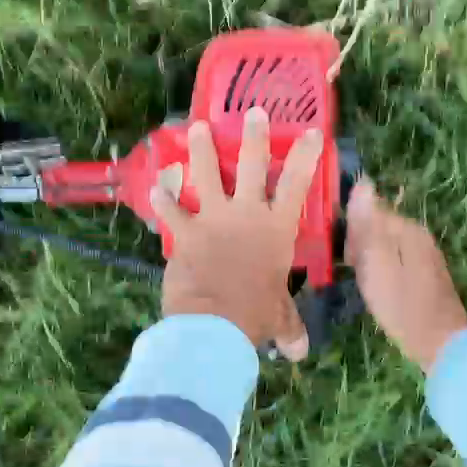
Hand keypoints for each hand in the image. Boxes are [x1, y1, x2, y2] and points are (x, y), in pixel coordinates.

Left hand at [150, 107, 324, 359]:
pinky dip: (163, 199)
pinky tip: (154, 187)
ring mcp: (214, 218)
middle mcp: (247, 214)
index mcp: (277, 229)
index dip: (305, 156)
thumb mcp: (278, 317)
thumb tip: (297, 353)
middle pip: (251, 165)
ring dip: (202, 149)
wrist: (213, 322)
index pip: (296, 184)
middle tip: (254, 113)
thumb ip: (288, 327)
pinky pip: (171, 210)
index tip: (312, 132)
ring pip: (206, 174)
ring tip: (198, 126)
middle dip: (254, 137)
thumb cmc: (254, 315)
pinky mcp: (185, 231)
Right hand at [344, 182, 466, 370]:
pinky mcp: (426, 273)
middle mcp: (419, 235)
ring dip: (370, 261)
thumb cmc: (402, 305)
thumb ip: (368, 224)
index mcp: (407, 228)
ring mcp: (425, 254)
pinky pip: (395, 260)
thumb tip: (362, 182)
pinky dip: (383, 271)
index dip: (352, 234)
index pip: (369, 212)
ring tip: (368, 285)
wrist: (440, 343)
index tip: (348, 259)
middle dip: (361, 247)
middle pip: (378, 226)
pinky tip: (381, 291)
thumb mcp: (376, 263)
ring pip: (385, 245)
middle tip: (358, 275)